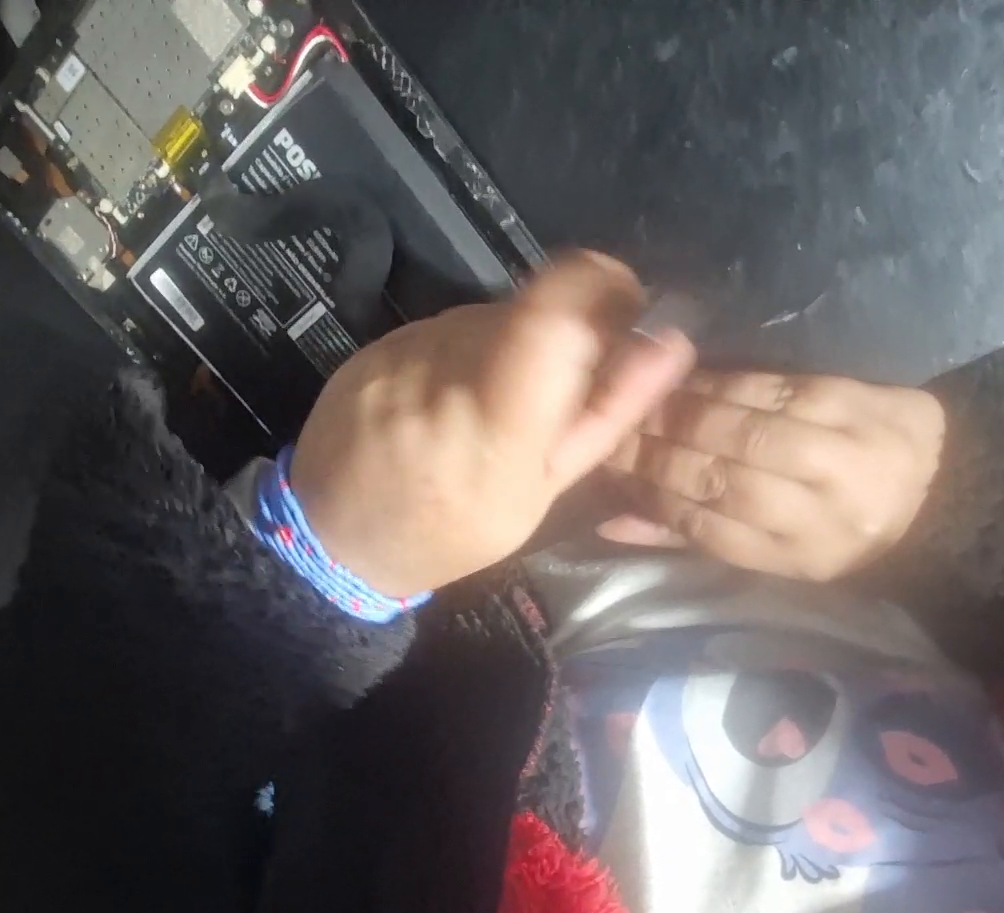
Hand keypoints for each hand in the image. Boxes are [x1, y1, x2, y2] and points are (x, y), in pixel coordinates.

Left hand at [290, 252, 696, 597]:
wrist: (334, 538)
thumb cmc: (449, 532)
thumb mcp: (536, 495)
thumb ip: (603, 418)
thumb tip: (669, 344)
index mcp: (494, 425)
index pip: (554, 312)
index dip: (600, 284)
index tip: (622, 301)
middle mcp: (442, 373)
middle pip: (529, 308)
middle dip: (560, 333)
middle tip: (549, 390)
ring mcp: (401, 353)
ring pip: (486, 316)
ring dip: (508, 346)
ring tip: (488, 407)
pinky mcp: (375, 345)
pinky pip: (443, 329)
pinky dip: (463, 354)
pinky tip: (445, 402)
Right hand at [603, 371, 944, 580]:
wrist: (944, 489)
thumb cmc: (838, 530)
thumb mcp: (770, 553)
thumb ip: (688, 537)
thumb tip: (609, 524)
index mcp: (799, 558)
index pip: (703, 526)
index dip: (647, 495)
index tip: (607, 468)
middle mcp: (824, 514)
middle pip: (718, 479)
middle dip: (654, 451)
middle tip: (612, 428)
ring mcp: (847, 456)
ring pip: (743, 431)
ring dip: (682, 413)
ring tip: (641, 401)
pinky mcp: (860, 404)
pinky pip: (775, 390)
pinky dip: (723, 384)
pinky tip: (689, 380)